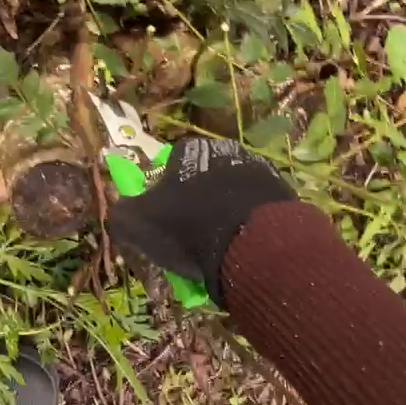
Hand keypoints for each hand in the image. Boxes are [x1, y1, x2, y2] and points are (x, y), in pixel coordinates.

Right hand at [108, 137, 294, 304]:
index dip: (162, 195)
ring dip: (222, 218)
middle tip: (189, 242)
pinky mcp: (282, 194)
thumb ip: (122, 213)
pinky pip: (255, 213)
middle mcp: (224, 151)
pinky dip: (246, 229)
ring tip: (217, 253)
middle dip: (194, 208)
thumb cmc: (187, 229)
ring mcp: (258, 170)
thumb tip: (123, 212)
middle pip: (201, 182)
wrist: (252, 246)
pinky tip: (241, 252)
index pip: (168, 166)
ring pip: (230, 198)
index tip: (163, 223)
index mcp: (189, 151)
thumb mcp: (135, 223)